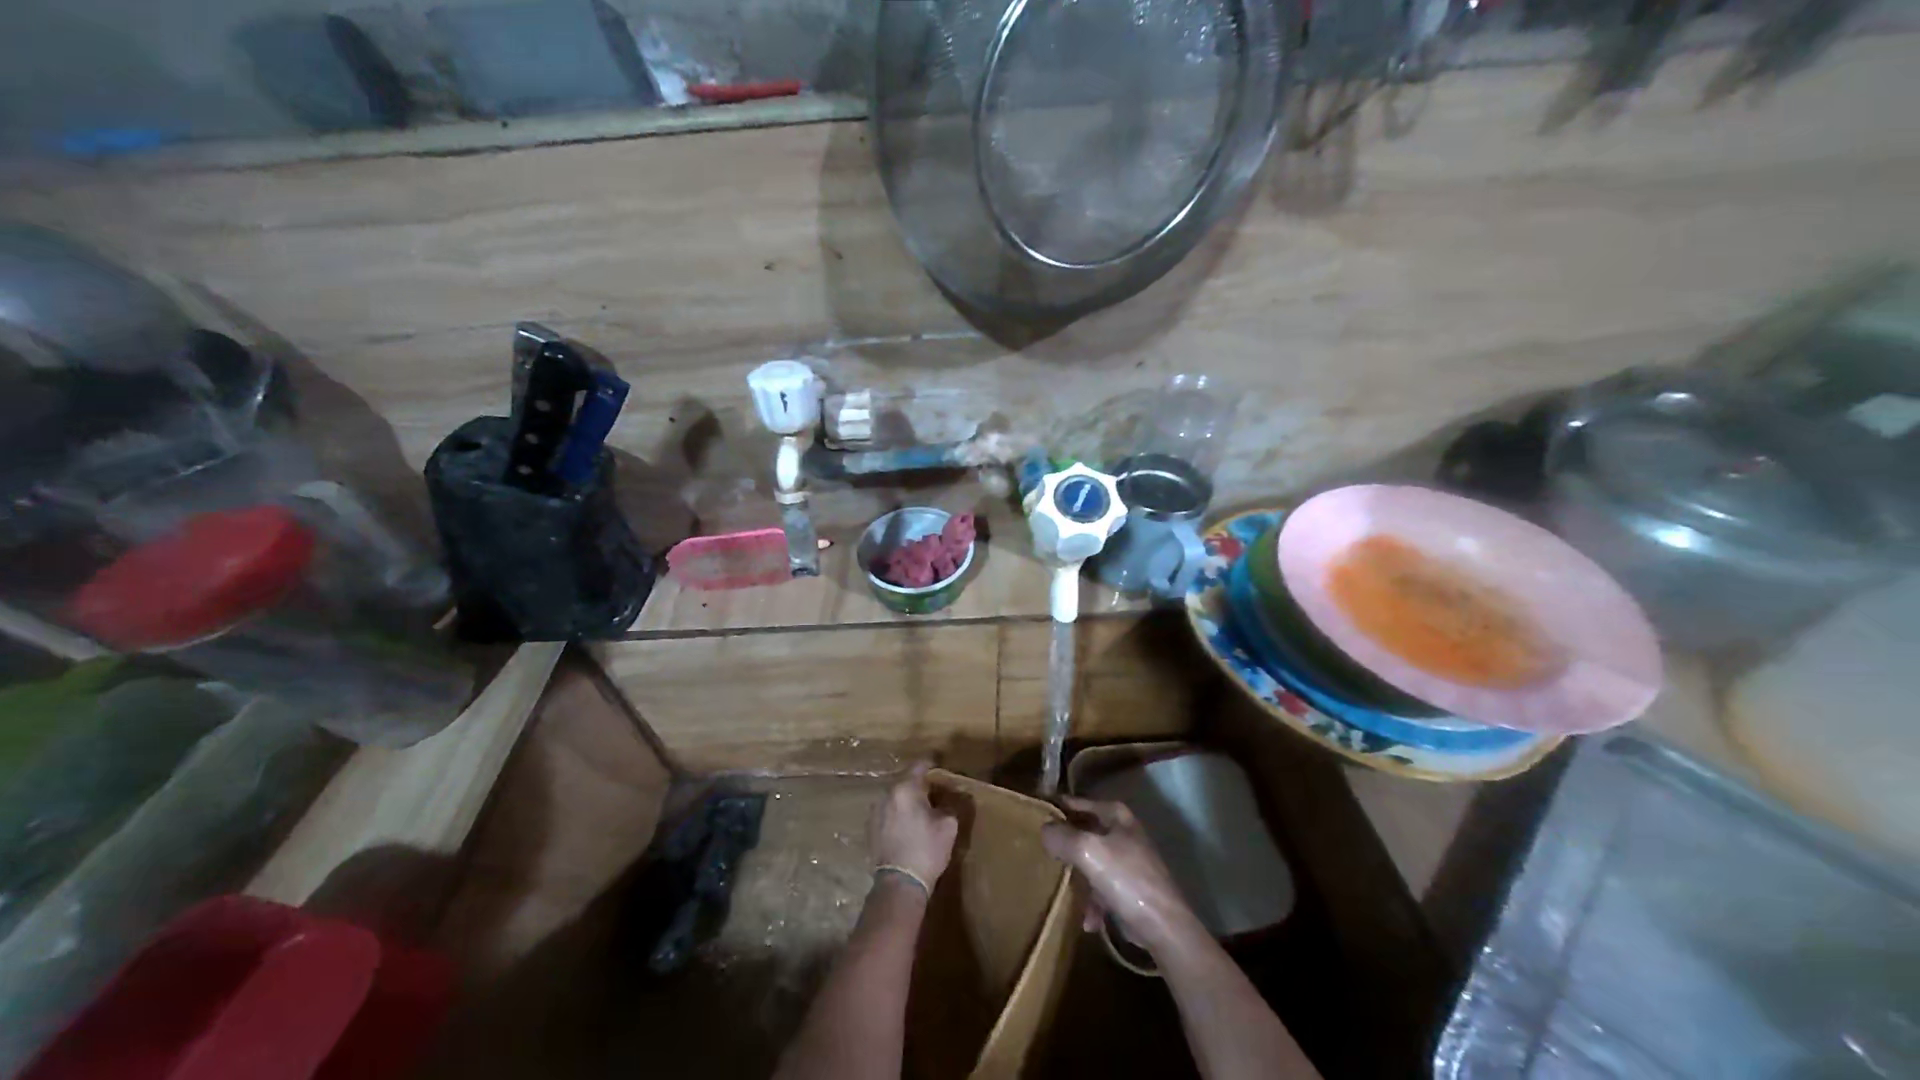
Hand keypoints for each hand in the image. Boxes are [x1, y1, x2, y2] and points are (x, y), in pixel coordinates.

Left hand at [870, 763, 957, 887]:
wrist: (899, 882)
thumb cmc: (927, 850)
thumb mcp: (948, 826)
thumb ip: (949, 805)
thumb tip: (948, 798)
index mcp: (905, 789)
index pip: (919, 766)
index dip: (931, 764)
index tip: (939, 765)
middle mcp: (887, 795)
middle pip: (905, 781)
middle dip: (919, 785)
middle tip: (933, 792)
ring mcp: (875, 812)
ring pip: (895, 798)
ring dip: (907, 800)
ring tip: (920, 810)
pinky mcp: (870, 829)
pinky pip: (887, 813)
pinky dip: (898, 814)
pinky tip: (907, 826)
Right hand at [1041, 796, 1203, 954]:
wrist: (1164, 926)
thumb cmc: (1126, 878)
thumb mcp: (1087, 850)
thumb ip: (1061, 836)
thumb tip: (1044, 829)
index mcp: (1116, 814)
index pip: (1077, 802)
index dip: (1056, 808)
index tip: (1032, 819)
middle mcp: (1123, 832)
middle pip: (1084, 833)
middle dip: (1064, 846)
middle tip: (1040, 854)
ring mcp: (1129, 860)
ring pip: (1091, 862)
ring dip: (1078, 881)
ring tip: (1062, 893)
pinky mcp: (1131, 888)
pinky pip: (1102, 889)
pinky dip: (1094, 903)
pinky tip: (1089, 921)